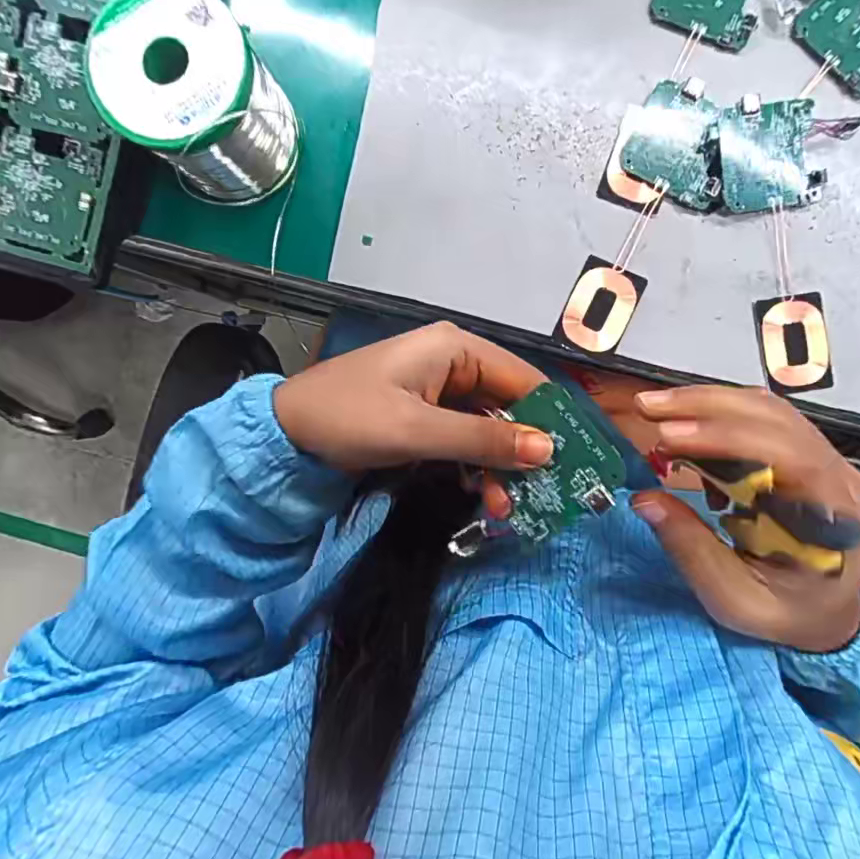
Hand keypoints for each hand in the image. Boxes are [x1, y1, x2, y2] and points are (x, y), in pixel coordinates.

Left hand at [273, 322, 554, 471]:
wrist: (285, 433)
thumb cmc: (349, 418)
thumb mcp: (418, 430)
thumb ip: (483, 440)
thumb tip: (548, 449)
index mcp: (455, 349)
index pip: (523, 380)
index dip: (551, 419)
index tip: (574, 461)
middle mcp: (453, 364)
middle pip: (507, 406)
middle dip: (522, 451)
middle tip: (539, 496)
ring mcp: (437, 392)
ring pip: (486, 428)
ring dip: (497, 466)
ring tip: (503, 509)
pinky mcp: (423, 417)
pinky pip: (462, 439)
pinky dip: (473, 466)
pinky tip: (480, 494)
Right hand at [631, 386, 859, 652]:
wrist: (827, 616)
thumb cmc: (784, 614)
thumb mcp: (733, 599)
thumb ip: (692, 550)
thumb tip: (645, 500)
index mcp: (835, 517)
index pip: (788, 455)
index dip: (726, 438)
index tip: (668, 436)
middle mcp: (840, 477)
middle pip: (776, 419)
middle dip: (705, 408)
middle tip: (647, 410)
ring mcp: (827, 462)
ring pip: (769, 411)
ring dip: (707, 404)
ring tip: (655, 409)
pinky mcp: (805, 456)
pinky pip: (763, 421)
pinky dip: (716, 416)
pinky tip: (683, 429)